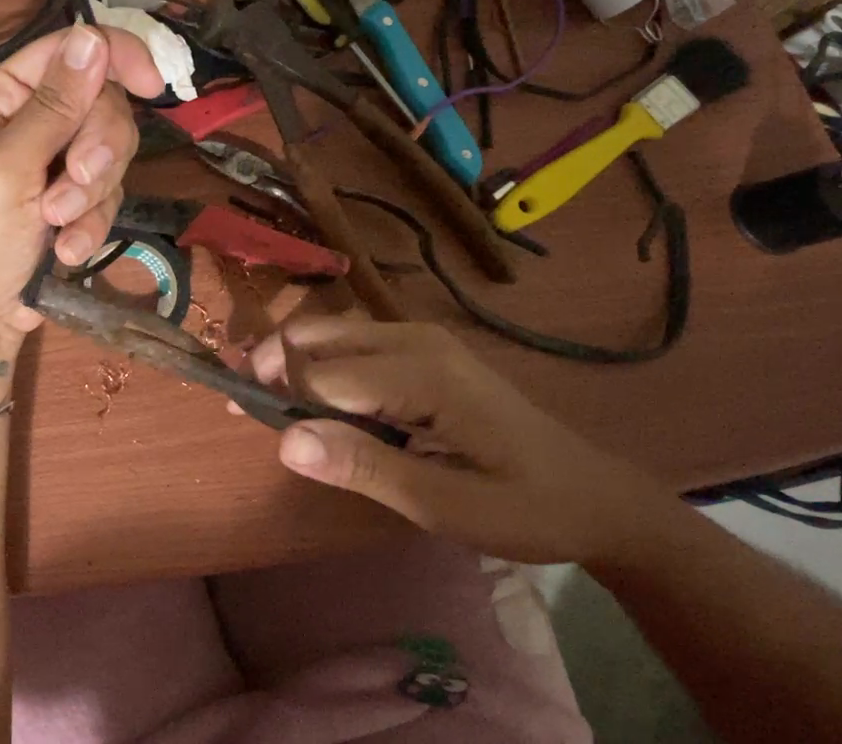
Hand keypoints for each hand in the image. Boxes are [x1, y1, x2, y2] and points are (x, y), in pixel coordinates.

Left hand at [0, 23, 163, 342]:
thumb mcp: (7, 169)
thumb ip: (52, 106)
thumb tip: (92, 37)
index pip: (67, 52)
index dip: (114, 57)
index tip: (151, 84)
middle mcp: (29, 119)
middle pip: (101, 102)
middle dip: (97, 149)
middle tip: (74, 185)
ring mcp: (55, 159)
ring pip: (112, 149)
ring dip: (91, 194)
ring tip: (58, 226)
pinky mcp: (75, 196)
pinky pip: (110, 191)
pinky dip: (93, 223)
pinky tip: (65, 250)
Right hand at [248, 317, 685, 565]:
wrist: (598, 499)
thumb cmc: (526, 508)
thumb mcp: (446, 506)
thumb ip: (364, 468)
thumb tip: (284, 441)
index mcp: (423, 373)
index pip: (320, 372)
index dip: (275, 394)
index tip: (243, 417)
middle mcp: (415, 339)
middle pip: (316, 335)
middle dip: (273, 365)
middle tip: (251, 412)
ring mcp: (420, 339)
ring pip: (328, 332)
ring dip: (292, 362)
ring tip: (275, 407)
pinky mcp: (422, 349)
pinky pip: (351, 342)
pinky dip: (319, 365)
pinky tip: (320, 403)